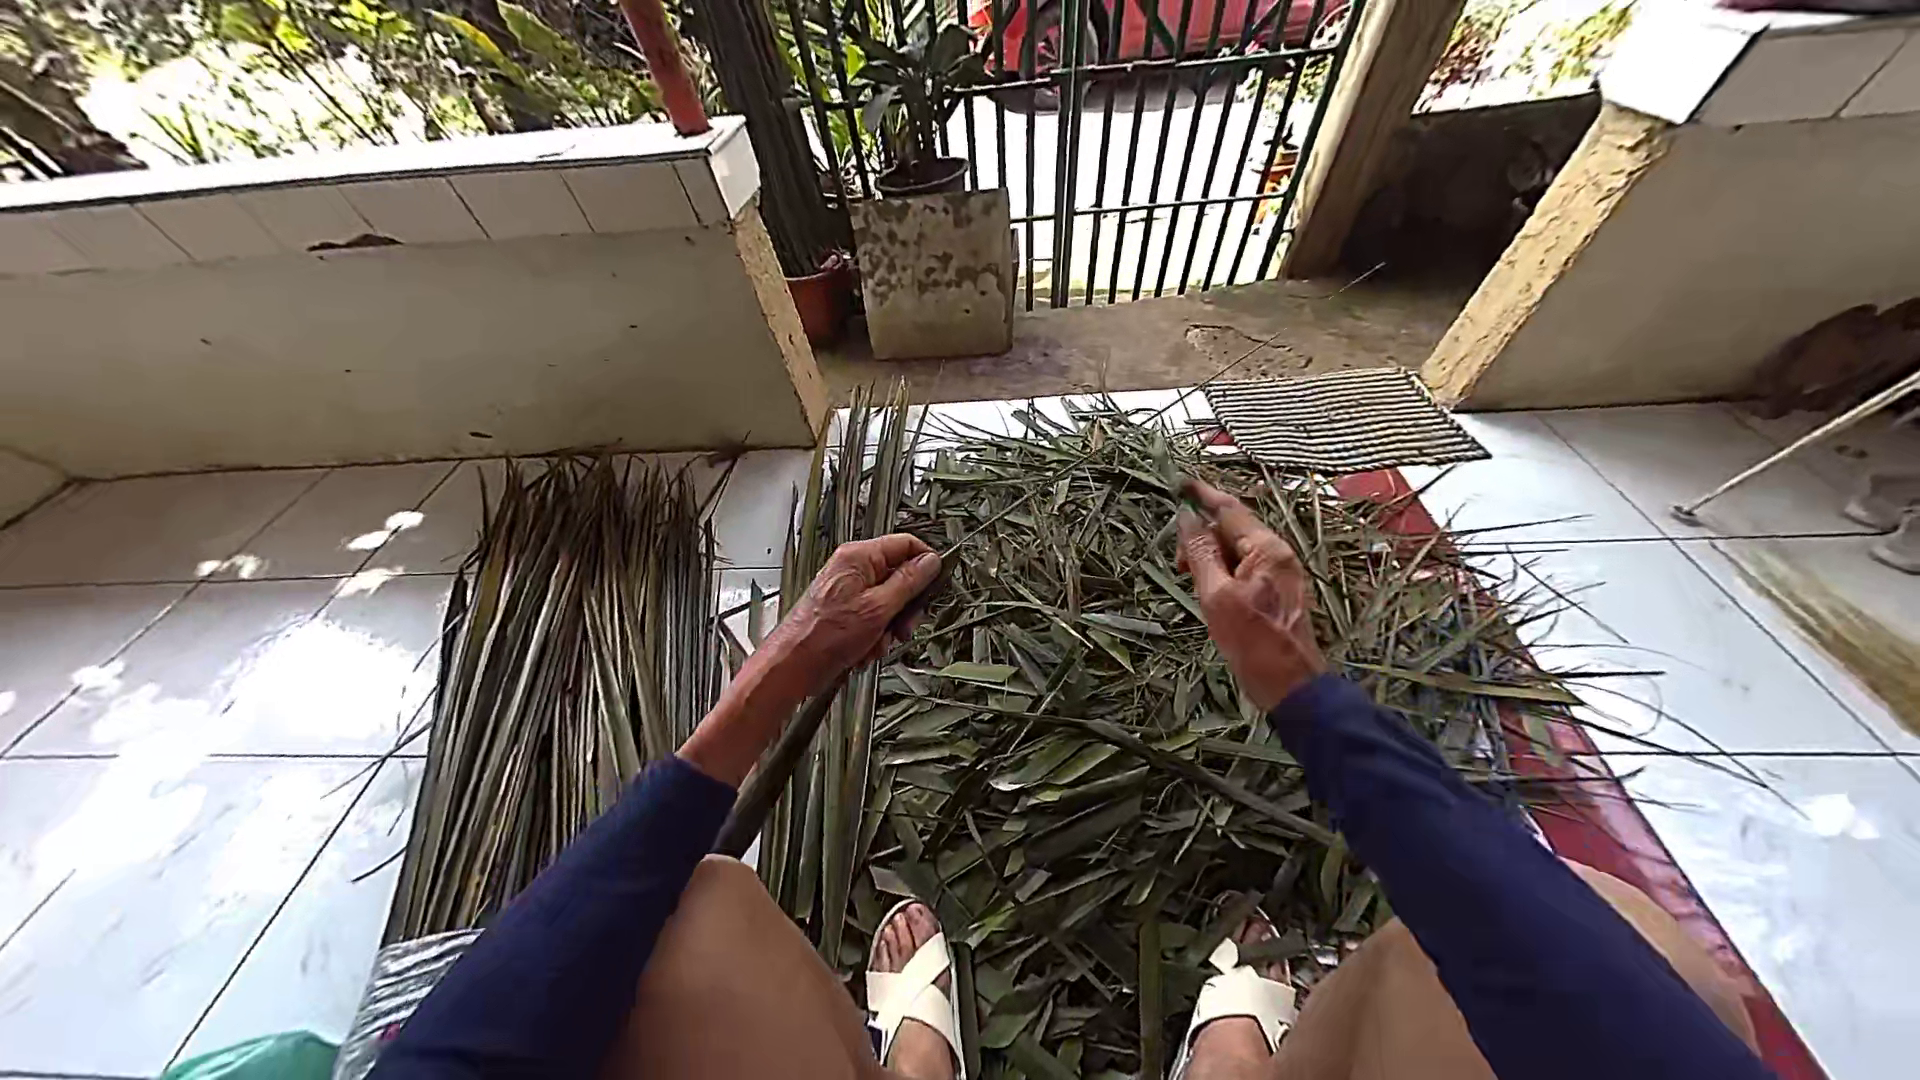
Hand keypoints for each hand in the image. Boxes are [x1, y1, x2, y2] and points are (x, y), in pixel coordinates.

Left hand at [750, 534, 942, 704]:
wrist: (793, 666)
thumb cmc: (822, 635)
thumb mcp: (878, 608)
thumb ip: (909, 582)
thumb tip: (931, 563)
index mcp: (859, 557)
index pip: (905, 544)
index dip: (925, 563)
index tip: (936, 584)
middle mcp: (853, 569)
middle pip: (900, 576)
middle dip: (906, 606)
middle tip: (904, 625)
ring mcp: (849, 592)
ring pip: (890, 602)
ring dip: (891, 626)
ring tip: (878, 641)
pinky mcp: (847, 613)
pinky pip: (876, 619)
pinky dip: (876, 636)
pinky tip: (865, 648)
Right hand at [1177, 478, 1326, 711]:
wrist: (1289, 684)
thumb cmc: (1253, 642)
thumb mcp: (1216, 595)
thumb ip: (1201, 553)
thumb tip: (1187, 519)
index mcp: (1267, 549)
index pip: (1229, 509)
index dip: (1202, 494)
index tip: (1179, 484)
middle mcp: (1277, 553)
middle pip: (1231, 528)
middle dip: (1200, 535)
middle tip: (1177, 562)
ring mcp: (1278, 572)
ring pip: (1234, 549)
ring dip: (1208, 556)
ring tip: (1189, 578)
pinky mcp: (1273, 590)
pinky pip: (1241, 567)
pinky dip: (1219, 570)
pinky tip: (1207, 588)